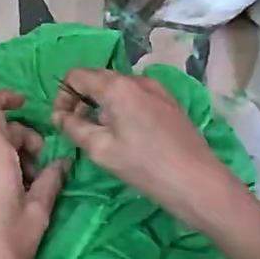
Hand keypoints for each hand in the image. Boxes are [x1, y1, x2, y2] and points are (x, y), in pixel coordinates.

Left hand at [0, 91, 68, 258]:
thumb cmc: (10, 244)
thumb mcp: (39, 211)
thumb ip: (51, 180)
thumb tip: (62, 162)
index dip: (5, 98)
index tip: (26, 103)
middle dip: (24, 140)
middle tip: (44, 168)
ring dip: (15, 158)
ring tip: (35, 188)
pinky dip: (3, 172)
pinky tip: (18, 199)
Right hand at [51, 69, 252, 233]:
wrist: (199, 183)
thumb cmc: (145, 167)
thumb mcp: (101, 150)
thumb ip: (74, 127)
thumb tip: (60, 115)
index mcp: (117, 86)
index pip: (77, 75)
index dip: (62, 95)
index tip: (62, 121)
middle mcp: (137, 79)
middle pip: (98, 78)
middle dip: (81, 100)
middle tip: (78, 130)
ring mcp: (157, 89)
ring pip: (118, 88)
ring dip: (102, 105)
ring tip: (102, 135)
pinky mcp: (170, 103)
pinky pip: (137, 97)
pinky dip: (123, 108)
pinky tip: (128, 135)